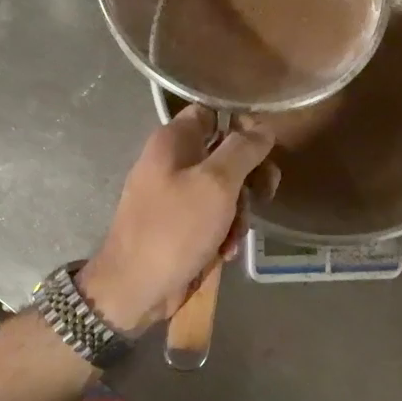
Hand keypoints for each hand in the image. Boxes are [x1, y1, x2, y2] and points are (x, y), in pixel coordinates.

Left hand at [78, 106, 275, 335]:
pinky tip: (225, 252)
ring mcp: (175, 196)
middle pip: (225, 155)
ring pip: (224, 191)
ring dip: (238, 213)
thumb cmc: (175, 229)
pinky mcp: (180, 227)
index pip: (213, 113)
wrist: (136, 288)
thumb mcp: (216, 184)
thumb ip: (242, 150)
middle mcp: (172, 162)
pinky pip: (213, 219)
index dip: (242, 125)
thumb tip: (263, 128)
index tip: (265, 148)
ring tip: (234, 235)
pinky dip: (223, 234)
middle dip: (249, 179)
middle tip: (265, 194)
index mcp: (173, 141)